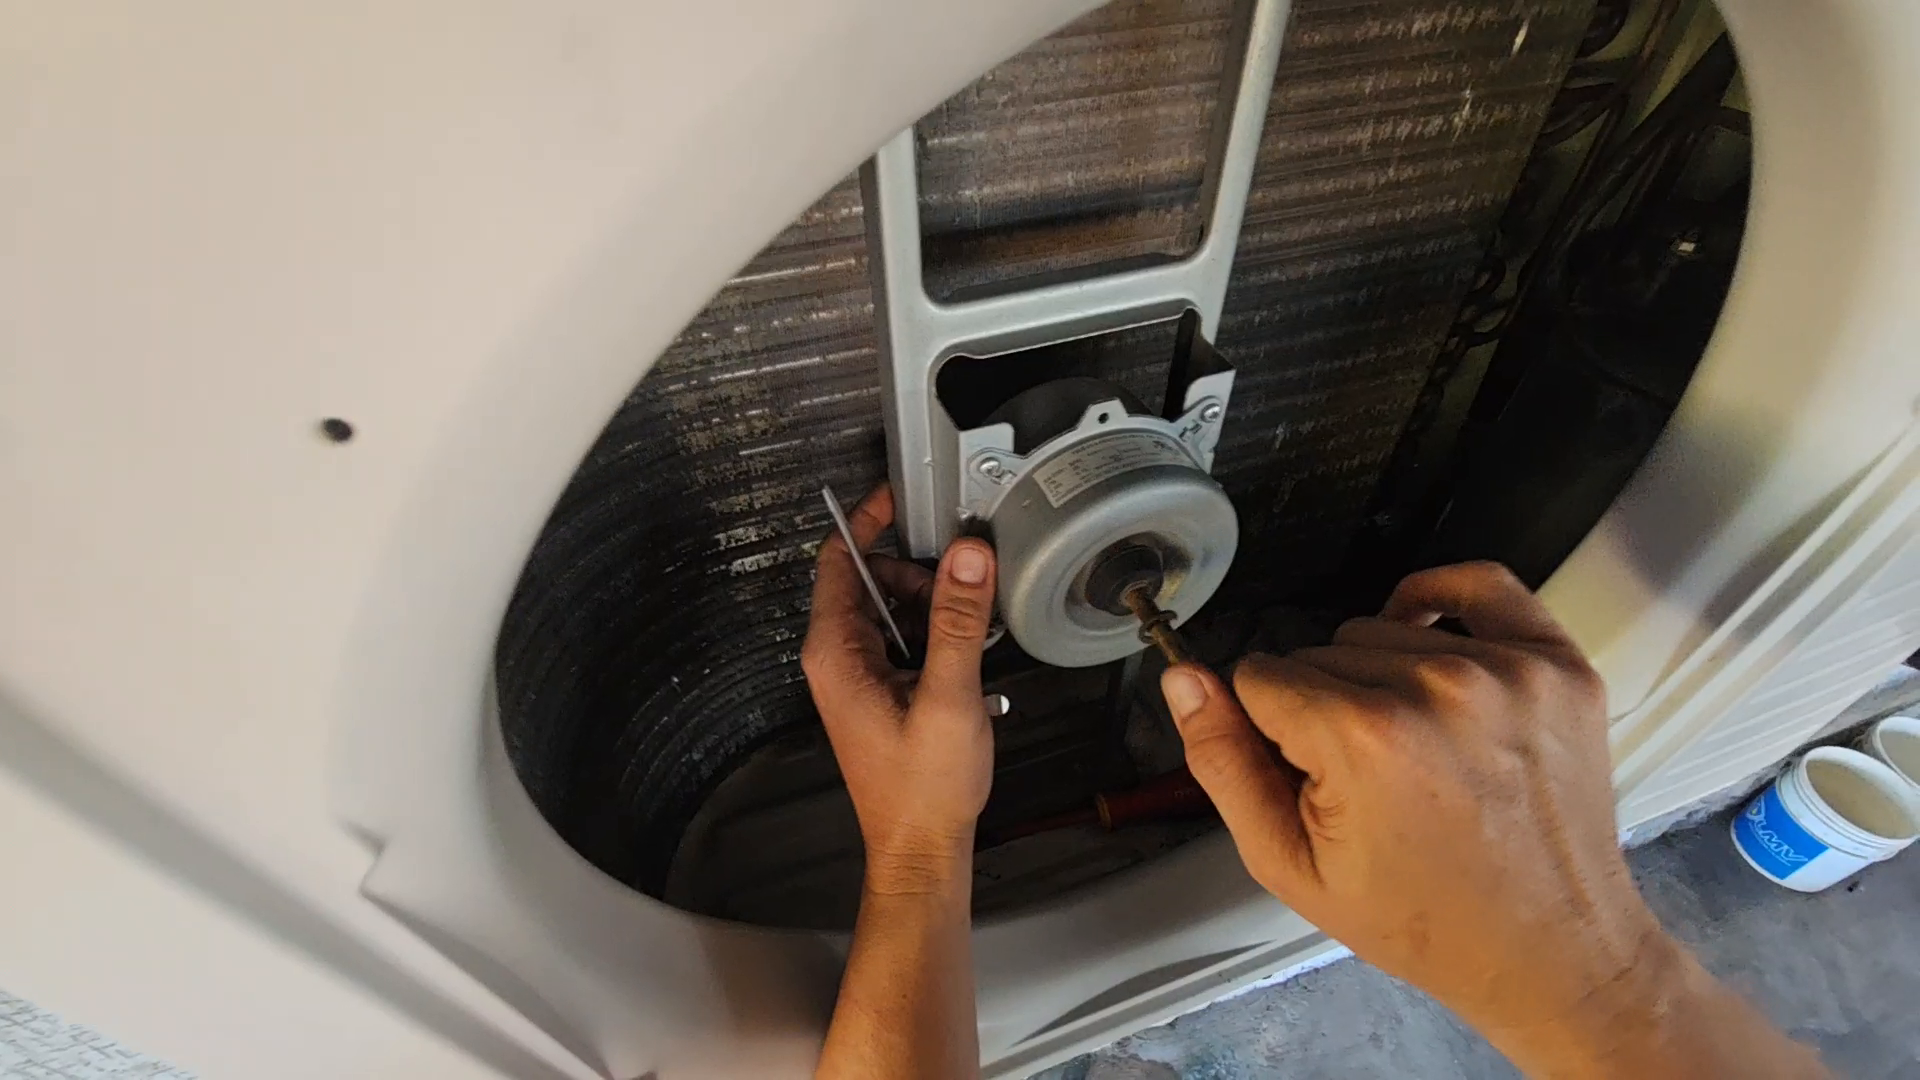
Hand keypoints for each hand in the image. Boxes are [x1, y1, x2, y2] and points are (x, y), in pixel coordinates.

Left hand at [801, 484, 998, 891]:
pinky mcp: (879, 686)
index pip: (838, 560)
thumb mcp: (948, 697)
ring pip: (892, 606)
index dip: (866, 521)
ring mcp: (857, 672)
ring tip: (967, 638)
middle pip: (871, 578)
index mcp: (836, 650)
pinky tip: (962, 658)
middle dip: (919, 574)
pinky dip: (933, 631)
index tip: (900, 497)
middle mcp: (838, 655)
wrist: (920, 846)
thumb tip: (967, 556)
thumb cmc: (924, 785)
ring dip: (932, 605)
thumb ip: (958, 622)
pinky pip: (903, 635)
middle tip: (962, 594)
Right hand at [1161, 563, 1660, 1044]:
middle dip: (1316, 705)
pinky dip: (1438, 602)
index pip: (1256, 675)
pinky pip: (1477, 583)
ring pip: (1372, 629)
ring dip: (1371, 675)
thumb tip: (1183, 678)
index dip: (1266, 726)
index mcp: (1360, 736)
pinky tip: (1427, 645)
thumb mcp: (1284, 859)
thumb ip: (1219, 760)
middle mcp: (1432, 686)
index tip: (1307, 773)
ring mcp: (1503, 669)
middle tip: (1361, 774)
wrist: (1551, 952)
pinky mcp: (1553, 662)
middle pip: (1313, 651)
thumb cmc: (1415, 915)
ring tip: (1405, 743)